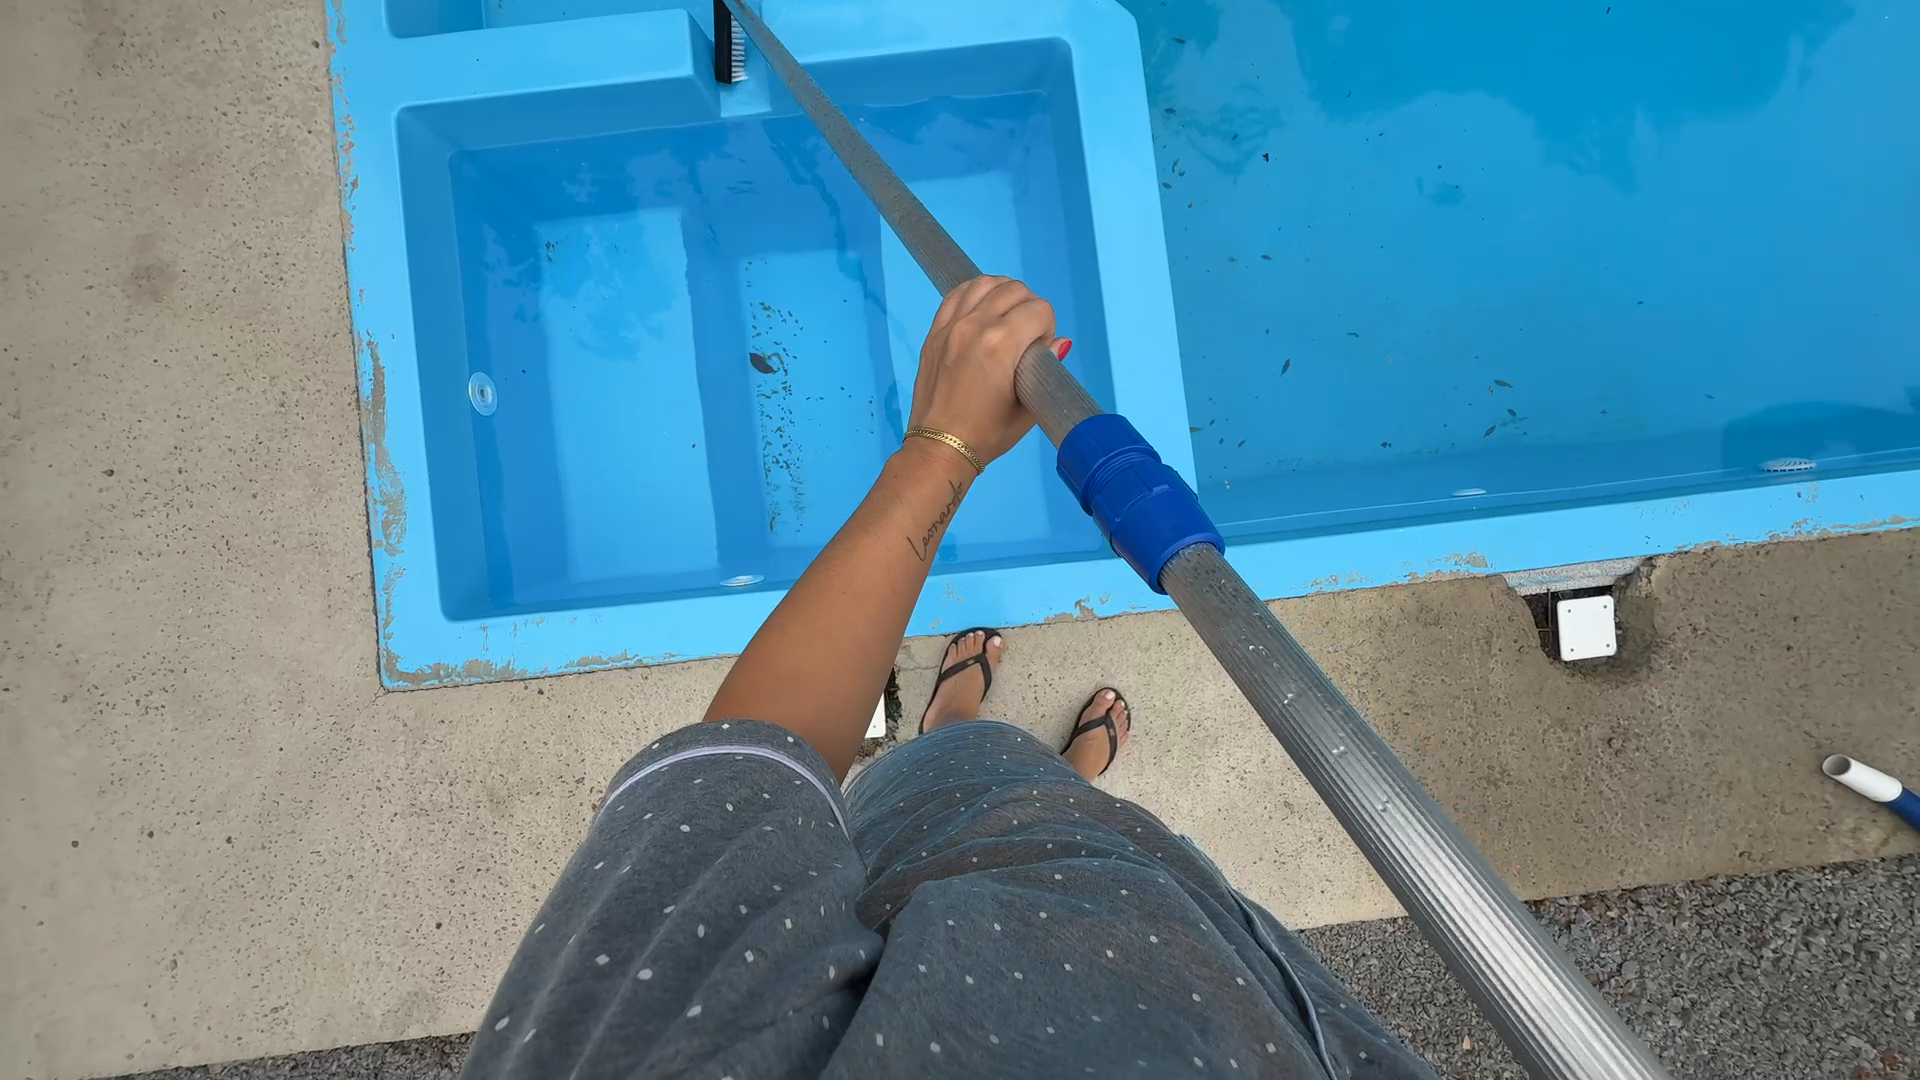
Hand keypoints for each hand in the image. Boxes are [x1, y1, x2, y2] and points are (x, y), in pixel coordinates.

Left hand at [908, 275, 1061, 467]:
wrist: (940, 447)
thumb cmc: (987, 435)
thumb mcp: (1026, 409)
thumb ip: (1045, 368)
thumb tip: (1058, 343)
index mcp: (1001, 345)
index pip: (1039, 309)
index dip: (1047, 327)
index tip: (1039, 350)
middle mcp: (975, 326)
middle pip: (1014, 290)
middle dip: (1029, 308)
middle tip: (1026, 336)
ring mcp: (951, 326)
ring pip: (985, 283)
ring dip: (1003, 294)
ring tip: (1005, 318)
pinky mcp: (934, 332)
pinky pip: (956, 294)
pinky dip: (974, 293)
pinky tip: (981, 310)